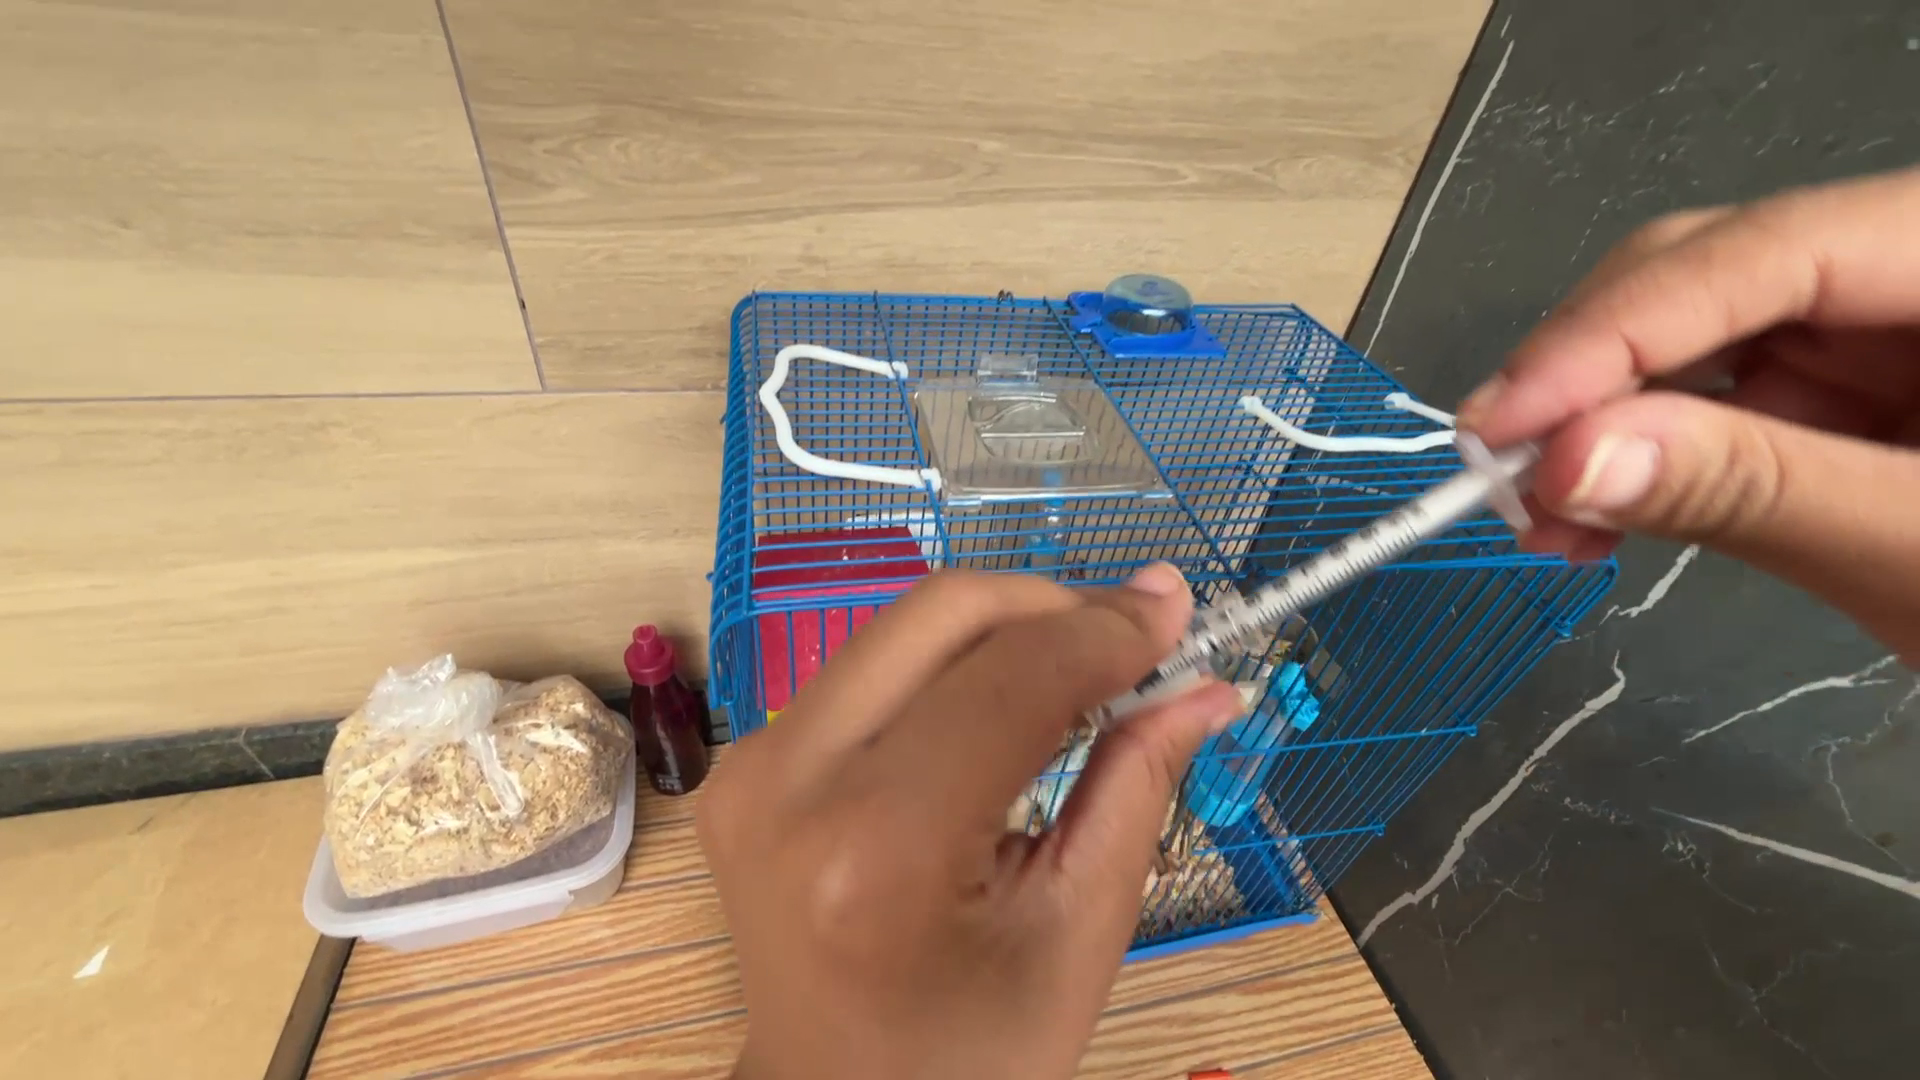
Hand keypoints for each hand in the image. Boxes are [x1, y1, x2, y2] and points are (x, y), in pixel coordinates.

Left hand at [697, 564, 1243, 1079]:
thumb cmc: (971, 1048)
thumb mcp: (1078, 930)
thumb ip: (1138, 781)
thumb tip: (1204, 681)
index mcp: (880, 848)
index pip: (1011, 680)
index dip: (1104, 631)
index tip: (1174, 615)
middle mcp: (792, 779)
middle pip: (943, 612)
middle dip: (1053, 603)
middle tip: (1130, 634)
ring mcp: (754, 760)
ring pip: (905, 623)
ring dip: (1007, 625)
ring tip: (1079, 665)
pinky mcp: (748, 755)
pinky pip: (872, 662)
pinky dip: (955, 658)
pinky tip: (1005, 693)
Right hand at [1458, 165, 1919, 661]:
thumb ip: (1755, 491)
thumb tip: (1567, 463)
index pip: (1770, 253)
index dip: (1610, 332)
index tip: (1495, 424)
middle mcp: (1914, 270)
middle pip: (1700, 275)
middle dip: (1580, 376)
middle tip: (1501, 466)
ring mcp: (1866, 327)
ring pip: (1670, 338)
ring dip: (1579, 426)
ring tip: (1539, 514)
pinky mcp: (1820, 385)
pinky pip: (1682, 398)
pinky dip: (1614, 458)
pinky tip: (1586, 515)